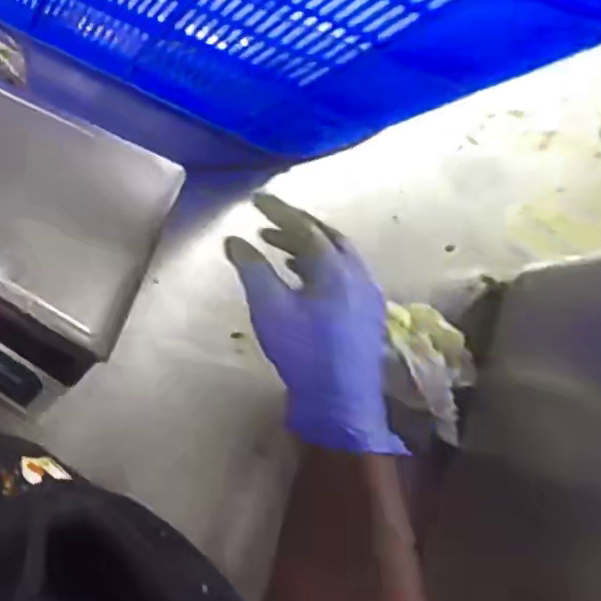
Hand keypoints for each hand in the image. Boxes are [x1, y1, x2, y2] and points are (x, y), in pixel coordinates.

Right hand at [225, 195, 405, 455]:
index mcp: (338, 271)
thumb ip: (252, 269)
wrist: (340, 399)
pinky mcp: (362, 314)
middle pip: (330, 239)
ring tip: (274, 241)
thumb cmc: (302, 349)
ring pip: (337, 257)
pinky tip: (296, 273)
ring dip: (306, 244)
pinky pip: (340, 274)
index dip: (280, 212)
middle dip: (298, 224)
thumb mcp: (268, 306)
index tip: (256, 200)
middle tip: (268, 216)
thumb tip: (234, 240)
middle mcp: (358, 278)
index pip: (307, 230)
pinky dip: (315, 263)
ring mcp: (365, 297)